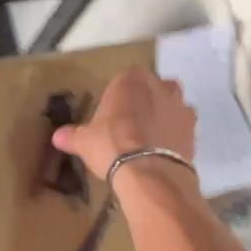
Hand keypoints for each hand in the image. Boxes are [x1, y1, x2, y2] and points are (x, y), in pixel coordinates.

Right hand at [51, 69, 196, 183]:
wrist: (149, 171)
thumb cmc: (112, 145)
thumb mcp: (84, 141)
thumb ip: (72, 136)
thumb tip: (57, 137)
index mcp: (130, 79)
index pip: (122, 80)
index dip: (116, 98)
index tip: (109, 116)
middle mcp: (159, 84)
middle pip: (149, 88)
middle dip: (142, 102)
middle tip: (128, 125)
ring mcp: (180, 104)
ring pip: (168, 105)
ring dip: (160, 116)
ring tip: (146, 140)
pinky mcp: (193, 127)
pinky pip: (179, 126)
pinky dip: (172, 134)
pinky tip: (160, 151)